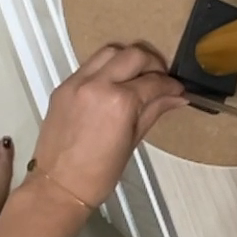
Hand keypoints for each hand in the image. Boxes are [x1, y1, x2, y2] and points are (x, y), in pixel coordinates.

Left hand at [29, 44, 186, 209]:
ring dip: (127, 58)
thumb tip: (176, 98)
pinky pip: (89, 65)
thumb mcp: (133, 141)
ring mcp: (77, 82)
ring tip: (137, 76)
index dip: (170, 86)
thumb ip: (154, 111)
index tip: (177, 90)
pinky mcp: (63, 86)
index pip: (153, 82)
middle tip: (160, 78)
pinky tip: (114, 83)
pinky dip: (106, 68)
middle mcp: (97, 84)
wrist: (58, 185)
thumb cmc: (98, 173)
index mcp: (118, 102)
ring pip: (110, 51)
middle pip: (133, 54)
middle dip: (152, 63)